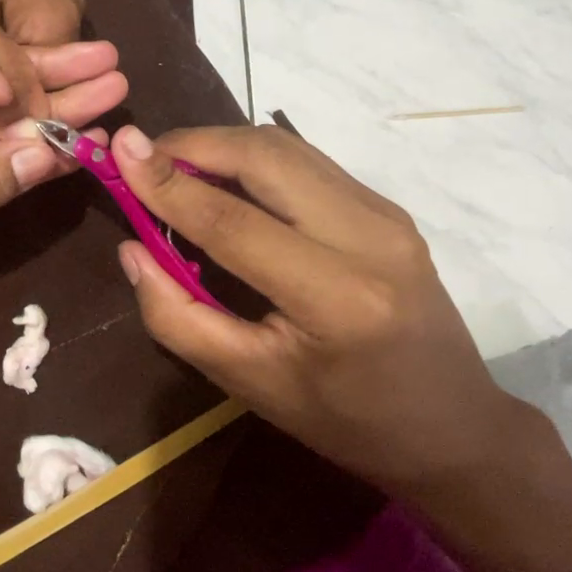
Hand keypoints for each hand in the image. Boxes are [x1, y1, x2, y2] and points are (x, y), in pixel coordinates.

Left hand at [0, 0, 84, 119]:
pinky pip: (9, 42)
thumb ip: (3, 71)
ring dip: (2, 96)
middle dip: (17, 116)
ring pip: (23, 63)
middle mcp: (63, 9)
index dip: (29, 129)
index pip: (55, 92)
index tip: (2, 166)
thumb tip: (42, 126)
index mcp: (58, 18)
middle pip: (43, 79)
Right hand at [108, 125, 532, 495]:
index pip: (232, 221)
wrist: (453, 428)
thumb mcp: (246, 382)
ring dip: (218, 144)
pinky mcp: (385, 206)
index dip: (167, 181)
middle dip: (191, 143)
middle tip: (140, 158)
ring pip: (283, 146)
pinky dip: (249, 157)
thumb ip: (177, 315)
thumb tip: (131, 248)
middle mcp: (369, 239)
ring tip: (172, 166)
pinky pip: (303, 160)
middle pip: (263, 156)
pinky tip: (221, 180)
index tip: (118, 148)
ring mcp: (385, 215)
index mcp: (336, 298)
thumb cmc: (341, 418)